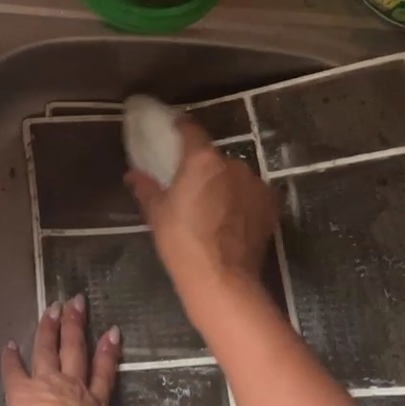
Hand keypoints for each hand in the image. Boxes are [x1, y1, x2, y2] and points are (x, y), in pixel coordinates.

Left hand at [0, 296, 124, 405]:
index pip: (104, 374)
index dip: (109, 352)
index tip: (112, 331)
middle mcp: (73, 389)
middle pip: (75, 350)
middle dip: (76, 324)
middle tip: (76, 301)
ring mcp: (47, 386)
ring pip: (48, 350)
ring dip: (49, 327)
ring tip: (51, 307)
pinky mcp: (22, 392)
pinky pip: (14, 371)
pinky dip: (10, 357)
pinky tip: (8, 344)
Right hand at [126, 118, 279, 303]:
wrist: (221, 278)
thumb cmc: (181, 241)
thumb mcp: (157, 213)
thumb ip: (146, 188)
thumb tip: (133, 175)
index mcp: (203, 160)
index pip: (192, 130)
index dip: (182, 127)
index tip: (175, 126)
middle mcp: (234, 165)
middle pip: (216, 158)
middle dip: (205, 167)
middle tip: (192, 184)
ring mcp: (256, 185)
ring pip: (236, 176)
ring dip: (226, 184)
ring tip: (214, 206)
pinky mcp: (271, 206)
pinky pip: (253, 194)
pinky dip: (243, 200)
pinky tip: (233, 218)